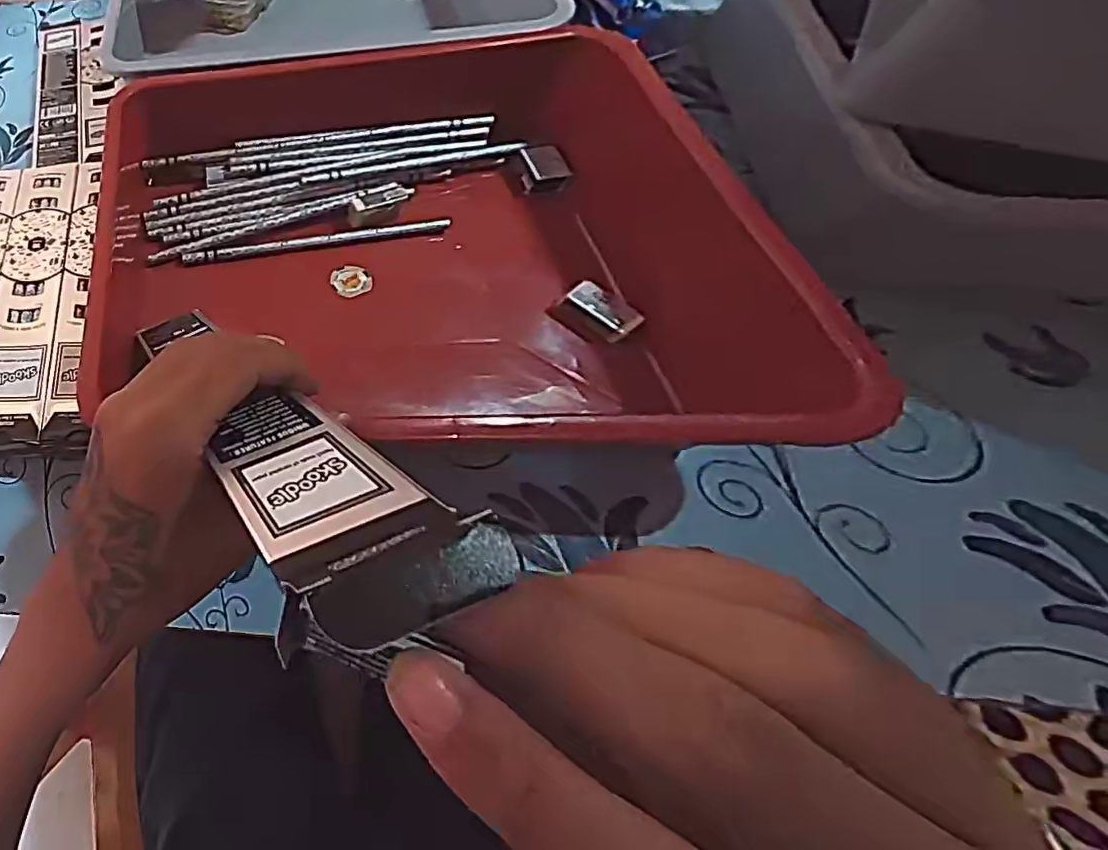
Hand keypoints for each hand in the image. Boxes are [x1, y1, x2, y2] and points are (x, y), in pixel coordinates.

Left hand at [62, 331, 312, 664]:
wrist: (98, 588)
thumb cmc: (162, 571)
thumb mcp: (236, 525)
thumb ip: (283, 470)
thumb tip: (327, 433)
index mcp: (162, 430)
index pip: (230, 363)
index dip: (279, 363)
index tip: (308, 383)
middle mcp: (133, 406)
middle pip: (207, 348)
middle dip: (259, 355)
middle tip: (295, 384)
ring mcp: (117, 405)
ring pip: (184, 351)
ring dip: (231, 359)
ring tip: (269, 387)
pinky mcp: (114, 411)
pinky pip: (167, 369)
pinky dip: (205, 369)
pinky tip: (230, 395)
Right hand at [385, 547, 1039, 849]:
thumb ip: (544, 795)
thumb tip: (433, 685)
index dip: (514, 765)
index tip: (415, 678)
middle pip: (722, 747)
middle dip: (558, 646)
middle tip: (464, 610)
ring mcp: (967, 806)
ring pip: (789, 665)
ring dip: (623, 603)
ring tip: (542, 599)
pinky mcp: (955, 727)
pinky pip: (810, 616)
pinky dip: (687, 577)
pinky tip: (619, 582)